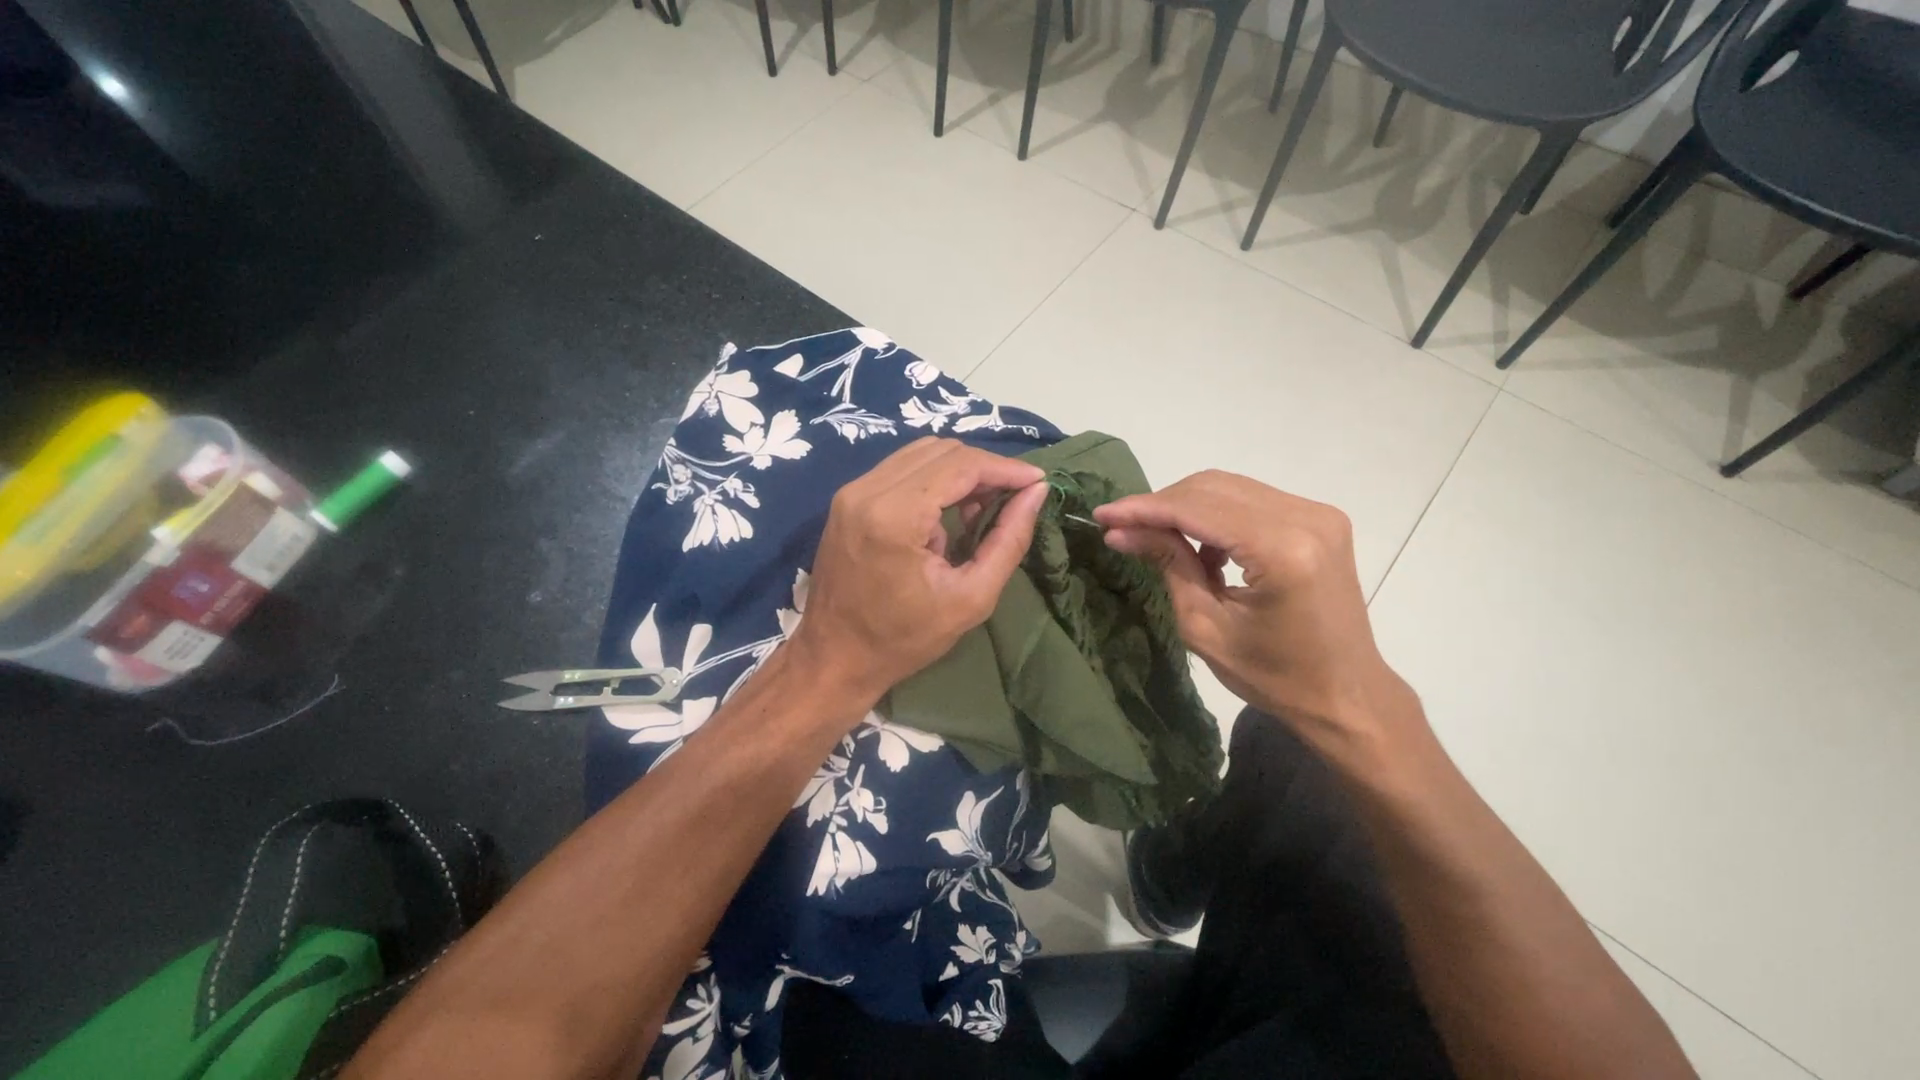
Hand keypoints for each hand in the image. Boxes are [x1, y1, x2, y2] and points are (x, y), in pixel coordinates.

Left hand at [788, 437, 1047, 712]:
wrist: (835, 657)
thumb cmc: (904, 638)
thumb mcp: (971, 598)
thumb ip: (1008, 541)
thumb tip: (1036, 493)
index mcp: (895, 516)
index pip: (960, 465)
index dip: (1006, 468)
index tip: (1038, 481)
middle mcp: (868, 490)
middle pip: (941, 451)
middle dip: (985, 468)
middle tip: (1014, 499)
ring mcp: (852, 491)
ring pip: (921, 453)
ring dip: (959, 471)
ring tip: (983, 507)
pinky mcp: (847, 499)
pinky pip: (901, 469)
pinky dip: (934, 479)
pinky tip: (949, 512)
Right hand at [1094, 471, 1421, 756]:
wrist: (1346, 695)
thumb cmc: (1273, 676)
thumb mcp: (1206, 627)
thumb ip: (1168, 566)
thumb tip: (1120, 531)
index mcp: (1282, 551)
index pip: (1198, 509)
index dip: (1144, 508)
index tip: (1102, 515)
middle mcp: (1307, 519)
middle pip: (1214, 488)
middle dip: (1162, 503)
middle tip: (1120, 526)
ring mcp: (1320, 515)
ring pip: (1232, 488)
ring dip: (1187, 506)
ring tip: (1154, 537)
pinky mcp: (1322, 520)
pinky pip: (1254, 500)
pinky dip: (1218, 515)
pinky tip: (1201, 548)